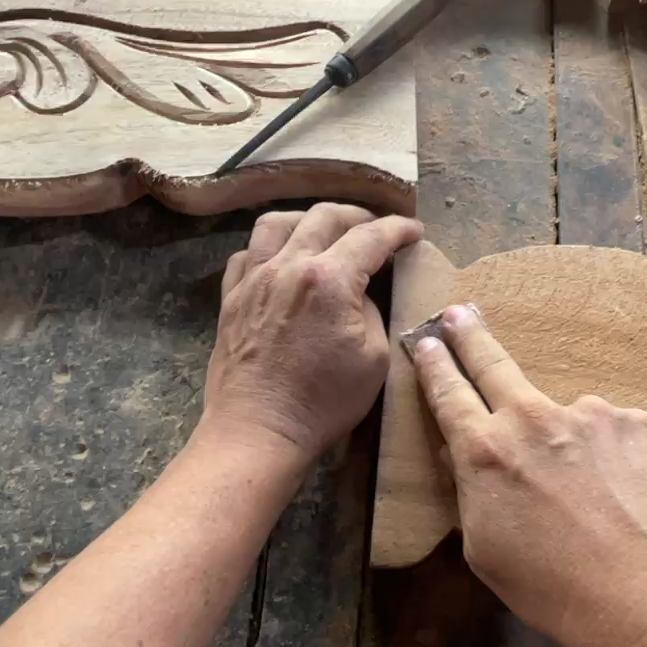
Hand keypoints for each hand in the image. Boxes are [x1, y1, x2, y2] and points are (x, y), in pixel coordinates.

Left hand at [202, 204, 421, 462]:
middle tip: (378, 229)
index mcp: (330, 280)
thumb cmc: (323, 402)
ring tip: (327, 232)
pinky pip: (247, 252)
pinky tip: (282, 259)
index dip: (399, 229)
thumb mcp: (374, 360)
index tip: (415, 231)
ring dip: (309, 219)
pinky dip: (270, 246)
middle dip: (359, 216)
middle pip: (325, 216)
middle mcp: (288, 266)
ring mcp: (253, 279)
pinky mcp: (231, 298)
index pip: (372, 237)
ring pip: (277, 222)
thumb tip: (363, 294)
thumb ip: (374, 312)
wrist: (258, 431)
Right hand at [408, 303, 646, 646]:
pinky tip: (627, 498)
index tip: (426, 341)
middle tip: (459, 314)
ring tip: (593, 499)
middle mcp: (533, 418)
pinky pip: (614, 435)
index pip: (449, 393)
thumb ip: (473, 490)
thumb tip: (465, 454)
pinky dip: (614, 460)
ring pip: (567, 419)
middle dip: (470, 335)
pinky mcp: (637, 421)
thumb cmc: (553, 587)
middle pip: (493, 363)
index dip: (434, 365)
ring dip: (569, 445)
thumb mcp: (485, 548)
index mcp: (486, 451)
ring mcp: (590, 413)